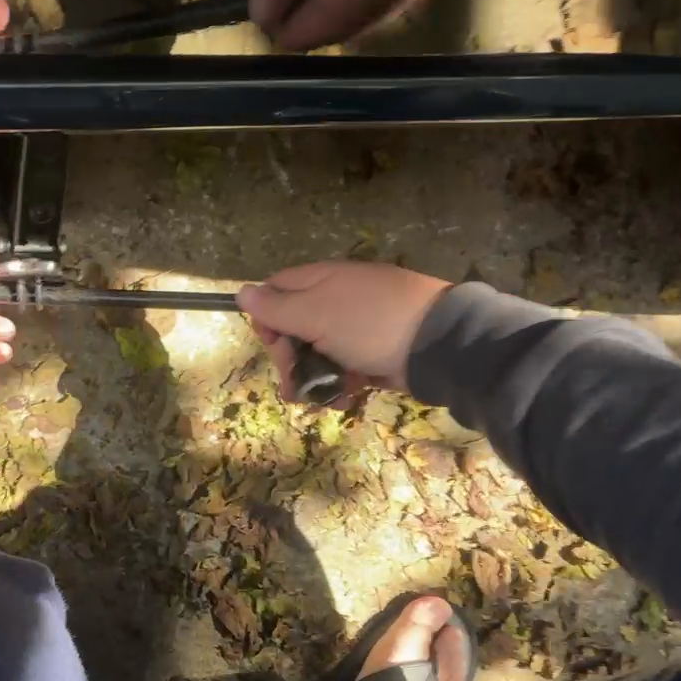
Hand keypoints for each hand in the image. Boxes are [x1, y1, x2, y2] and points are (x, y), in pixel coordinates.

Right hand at [235, 261, 450, 400]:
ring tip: (317, 399)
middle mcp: (335, 300)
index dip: (266, 317)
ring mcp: (355, 328)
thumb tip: (241, 291)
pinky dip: (338, 384)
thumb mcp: (314, 314)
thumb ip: (275, 307)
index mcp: (321, 280)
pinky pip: (341, 368)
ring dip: (310, 378)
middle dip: (288, 358)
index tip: (272, 342)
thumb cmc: (369, 324)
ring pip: (315, 353)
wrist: (439, 345)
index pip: (276, 291)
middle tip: (294, 379)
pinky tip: (343, 397)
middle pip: (292, 328)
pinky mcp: (372, 353)